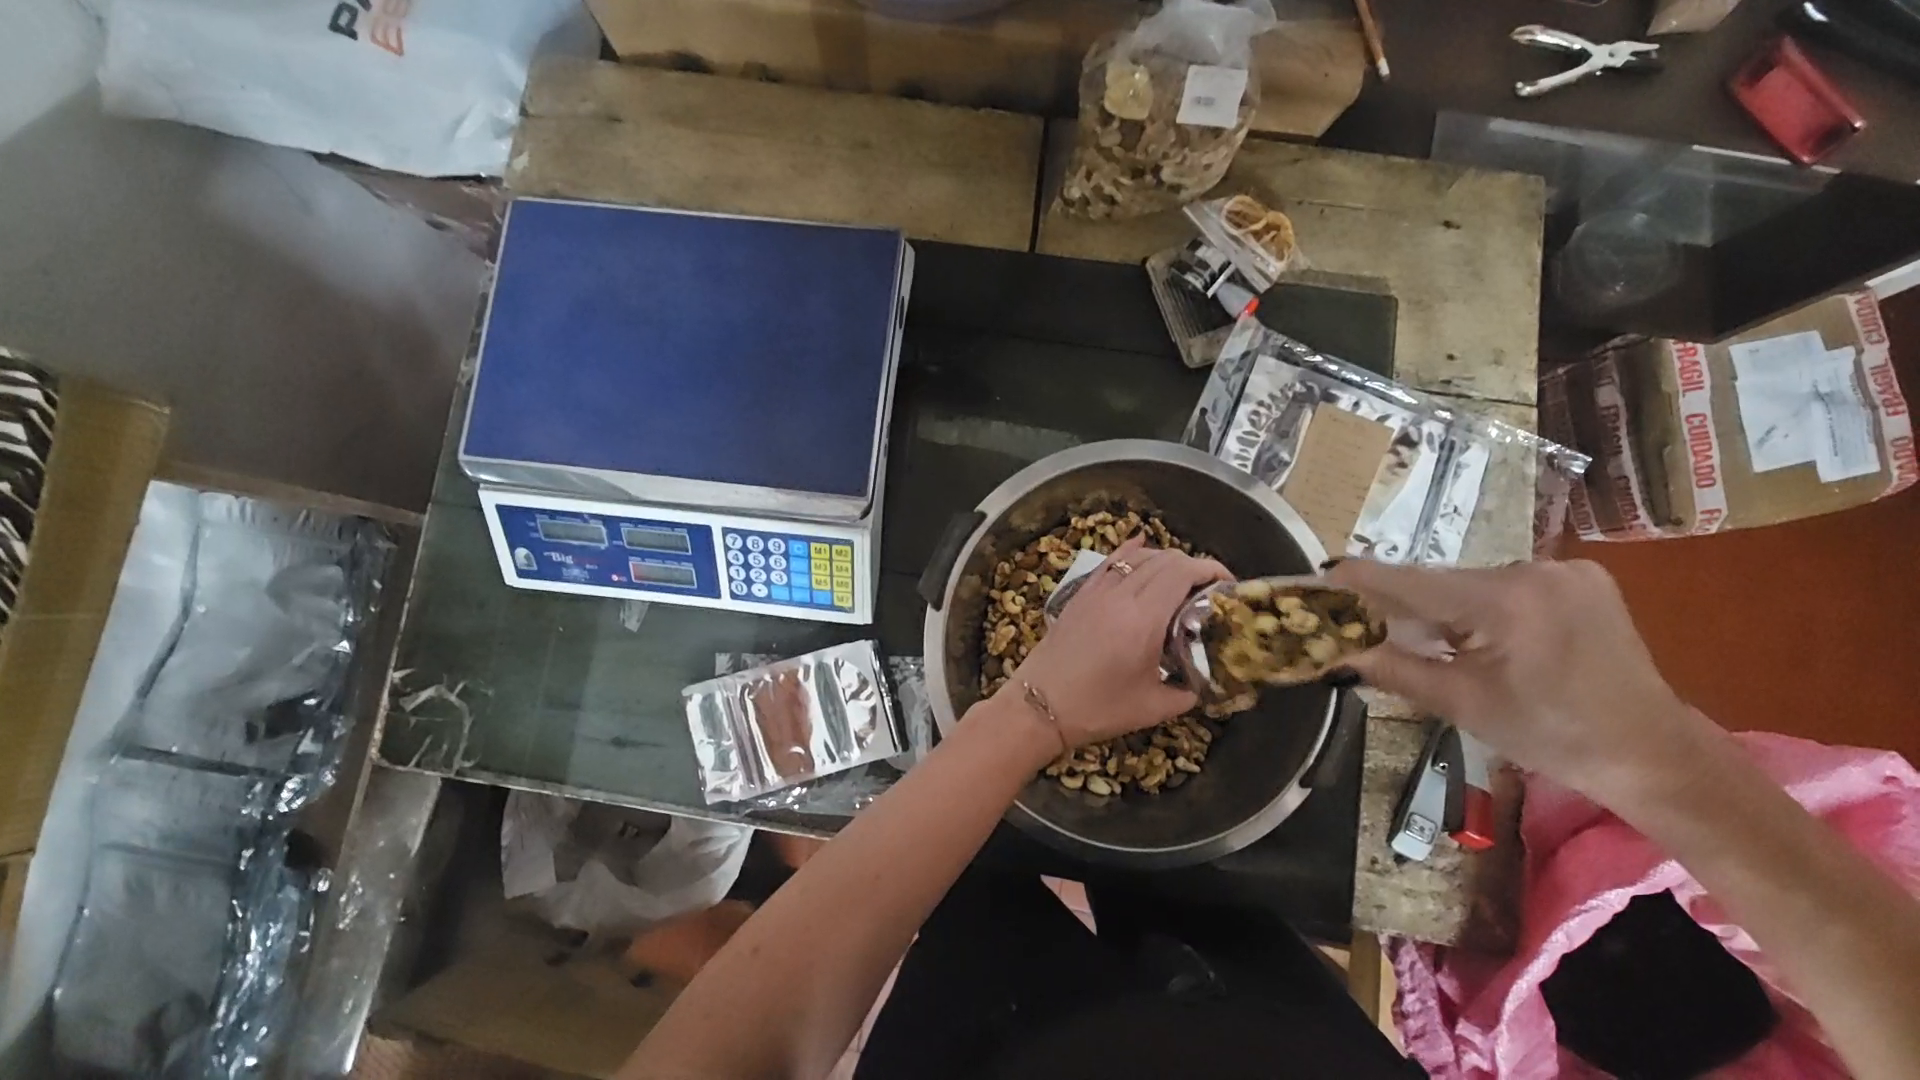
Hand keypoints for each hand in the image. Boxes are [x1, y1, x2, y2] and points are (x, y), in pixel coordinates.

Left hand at [997, 536, 1230, 747]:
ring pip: (1137, 557)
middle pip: (1164, 559)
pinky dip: (1130, 553)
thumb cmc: (1097, 710)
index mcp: (1143, 619)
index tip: (1227, 583)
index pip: (1183, 572)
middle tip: (1209, 588)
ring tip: (1181, 580)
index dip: (1210, 569)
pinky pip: (1109, 562)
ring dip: (1165, 560)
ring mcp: (1096, 592)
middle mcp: (1120, 596)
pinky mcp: (1079, 596)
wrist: (1038, 707)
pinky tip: (1140, 547)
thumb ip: (1187, 690)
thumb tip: (1205, 680)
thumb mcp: (1153, 707)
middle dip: (1194, 566)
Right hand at [1325, 558, 1709, 803]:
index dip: (1358, 580)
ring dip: (1444, 608)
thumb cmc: (1550, 738)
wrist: (1651, 752)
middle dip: (1403, 605)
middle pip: (1439, 582)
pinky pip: (1505, 584)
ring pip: (1470, 583)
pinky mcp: (1580, 576)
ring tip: (1440, 646)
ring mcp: (1563, 568)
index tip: (1317, 578)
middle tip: (1370, 631)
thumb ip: (1392, 668)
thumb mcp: (1461, 704)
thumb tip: (1331, 653)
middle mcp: (1533, 569)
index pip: (1409, 582)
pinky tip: (1488, 638)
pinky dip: (1481, 606)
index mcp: (1505, 602)